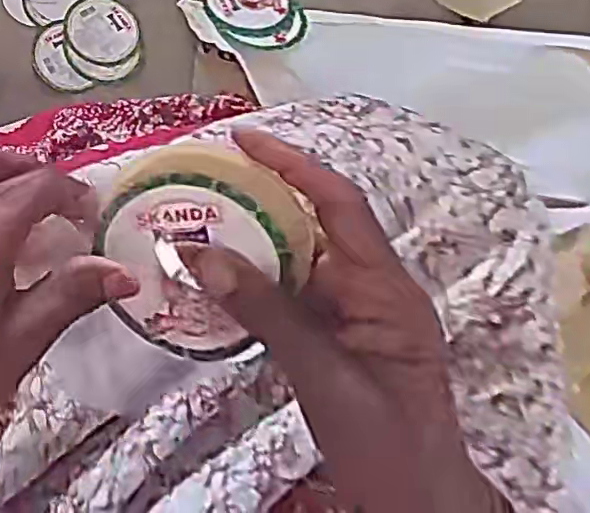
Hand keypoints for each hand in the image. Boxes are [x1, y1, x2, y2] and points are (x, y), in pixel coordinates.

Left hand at [0, 150, 138, 487]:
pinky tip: (2, 209)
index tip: (96, 221)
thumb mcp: (25, 336)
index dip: (75, 196)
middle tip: (77, 215)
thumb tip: (125, 274)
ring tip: (41, 198)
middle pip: (16, 170)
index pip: (43, 185)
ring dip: (15, 169)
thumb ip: (73, 293)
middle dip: (52, 185)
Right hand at [179, 130, 503, 512]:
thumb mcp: (326, 379)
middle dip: (259, 192)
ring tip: (197, 215)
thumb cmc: (391, 451)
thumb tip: (199, 253)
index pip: (340, 203)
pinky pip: (282, 287)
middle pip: (310, 219)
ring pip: (291, 253)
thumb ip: (265, 313)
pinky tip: (212, 272)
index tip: (243, 139)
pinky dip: (246, 275)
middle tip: (205, 175)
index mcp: (385, 288)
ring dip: (247, 234)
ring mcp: (346, 308)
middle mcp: (366, 286)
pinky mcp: (327, 330)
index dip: (292, 164)